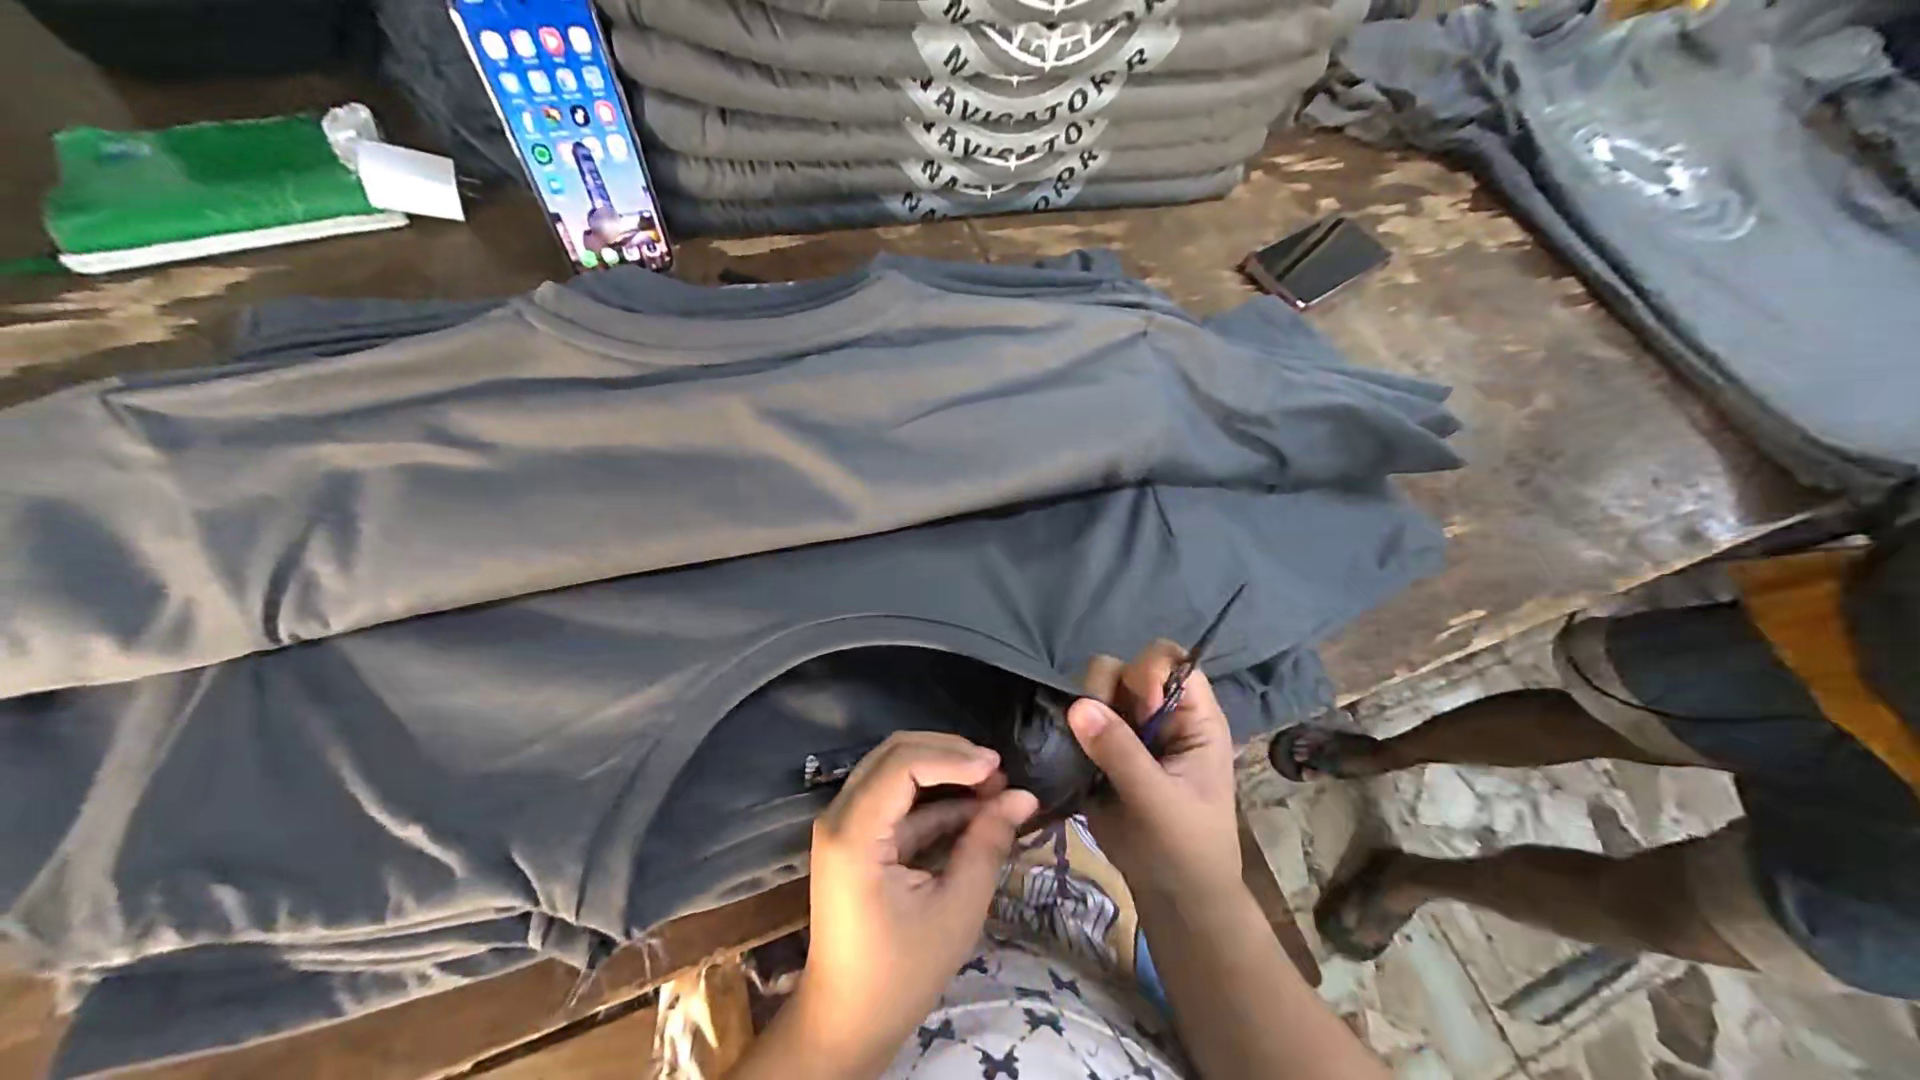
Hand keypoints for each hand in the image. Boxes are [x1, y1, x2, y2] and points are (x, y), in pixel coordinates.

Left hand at [787, 732, 1037, 1076]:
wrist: (847, 1021)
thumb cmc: (900, 973)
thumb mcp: (956, 910)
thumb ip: (987, 844)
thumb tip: (1024, 797)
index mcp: (853, 833)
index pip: (902, 764)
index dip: (953, 758)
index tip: (997, 768)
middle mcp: (840, 816)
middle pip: (895, 754)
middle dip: (950, 754)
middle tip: (997, 771)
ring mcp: (845, 824)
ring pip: (895, 769)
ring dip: (944, 771)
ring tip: (994, 785)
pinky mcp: (857, 836)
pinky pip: (896, 799)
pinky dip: (935, 798)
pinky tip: (975, 808)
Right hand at [1070, 641, 1241, 901]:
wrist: (1173, 896)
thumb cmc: (1186, 847)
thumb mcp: (1160, 801)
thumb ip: (1122, 753)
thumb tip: (1077, 705)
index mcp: (1193, 717)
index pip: (1172, 661)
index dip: (1150, 673)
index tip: (1139, 710)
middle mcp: (1158, 713)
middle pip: (1124, 668)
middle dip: (1105, 690)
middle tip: (1099, 734)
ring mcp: (1127, 730)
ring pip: (1094, 690)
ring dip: (1082, 708)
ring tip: (1081, 748)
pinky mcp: (1099, 748)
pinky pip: (1077, 719)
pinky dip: (1067, 726)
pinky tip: (1066, 749)